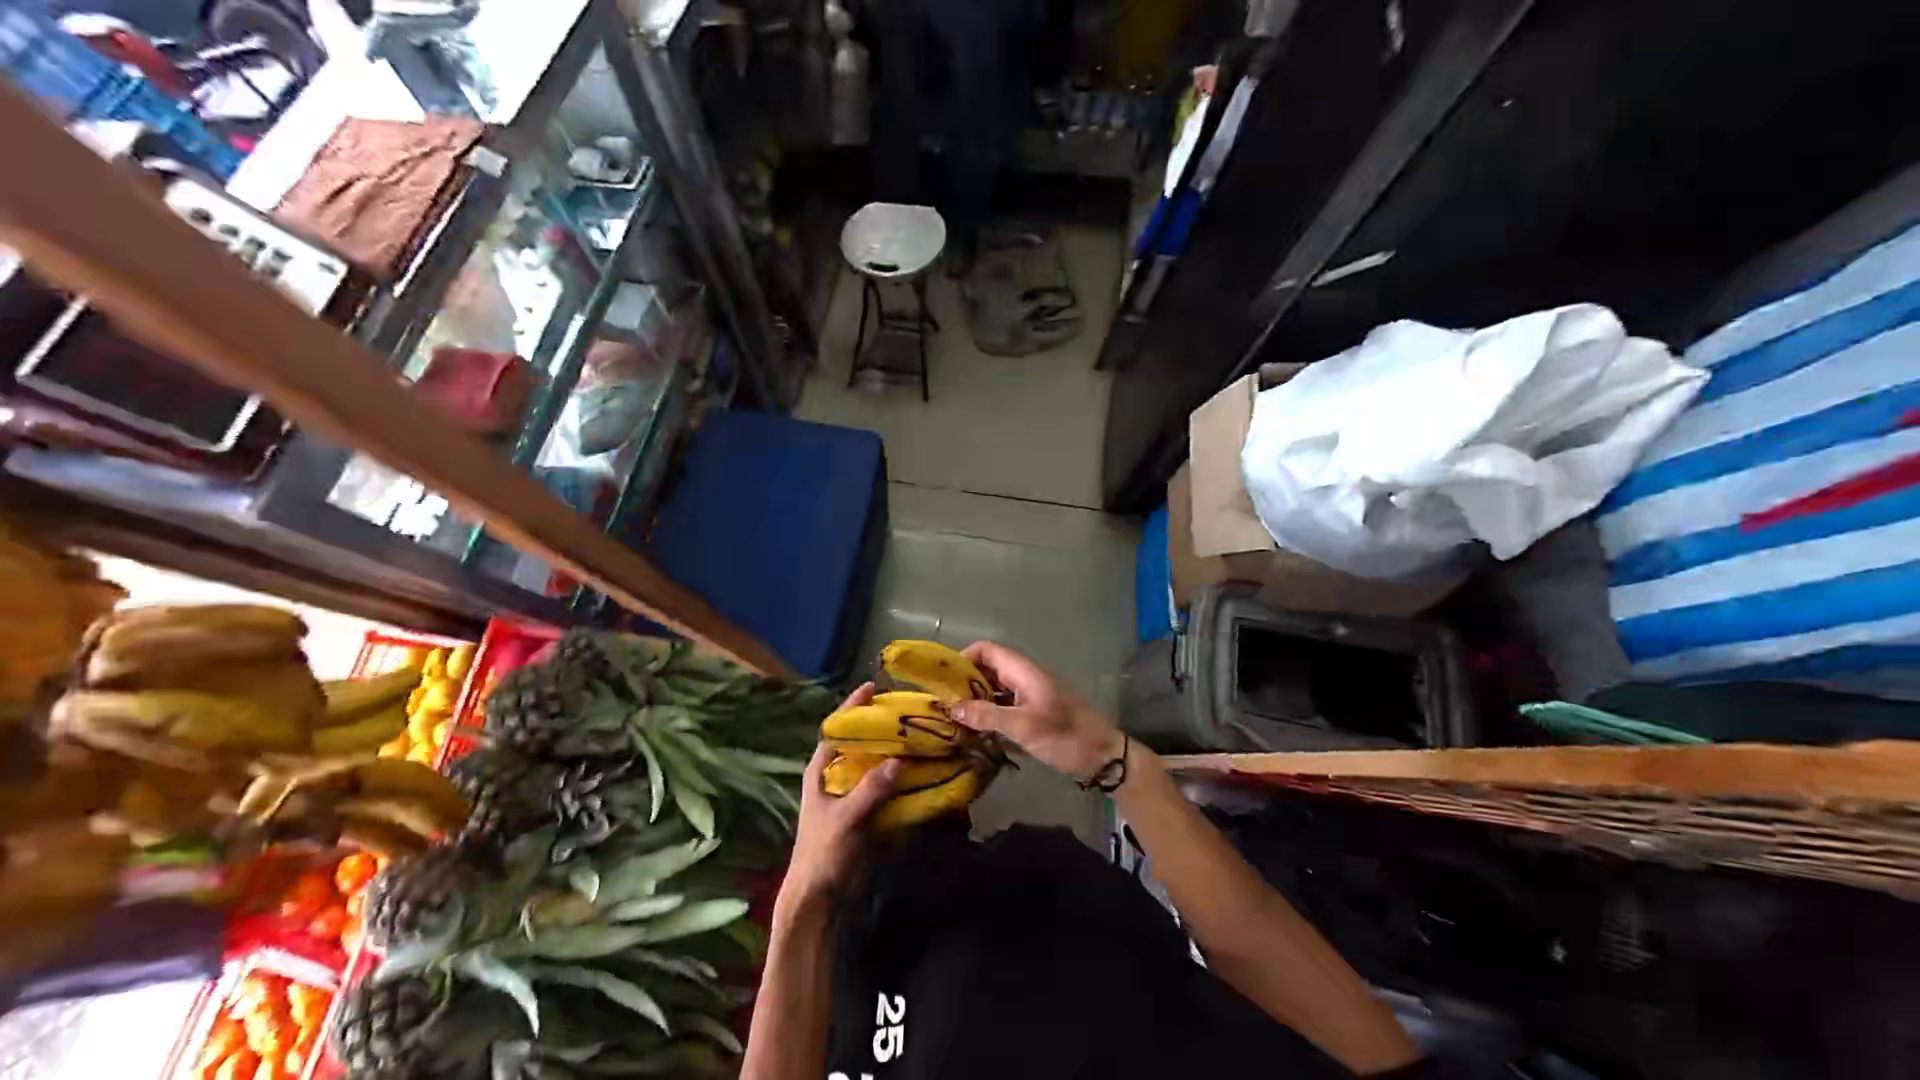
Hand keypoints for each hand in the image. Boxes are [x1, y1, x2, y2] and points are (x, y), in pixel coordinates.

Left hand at [779, 683, 900, 917]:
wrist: (819, 898)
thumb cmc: (822, 853)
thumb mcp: (844, 819)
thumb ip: (870, 790)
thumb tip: (898, 761)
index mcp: (819, 772)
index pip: (835, 730)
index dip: (851, 708)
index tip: (872, 687)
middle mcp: (835, 778)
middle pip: (859, 744)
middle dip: (881, 728)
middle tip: (907, 711)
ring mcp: (851, 796)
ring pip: (874, 765)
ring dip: (894, 752)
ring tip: (919, 736)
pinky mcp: (866, 814)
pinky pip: (886, 789)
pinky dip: (901, 780)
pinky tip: (921, 772)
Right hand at [949, 642, 1125, 781]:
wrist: (1104, 757)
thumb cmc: (1065, 737)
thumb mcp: (1023, 727)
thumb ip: (987, 716)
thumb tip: (951, 708)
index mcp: (1025, 671)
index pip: (987, 650)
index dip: (964, 658)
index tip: (943, 679)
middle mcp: (1026, 676)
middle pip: (989, 667)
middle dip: (965, 680)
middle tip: (944, 702)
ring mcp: (1032, 693)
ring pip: (996, 686)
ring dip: (976, 697)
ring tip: (954, 716)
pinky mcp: (1036, 710)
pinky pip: (1006, 702)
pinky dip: (990, 710)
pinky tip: (977, 728)